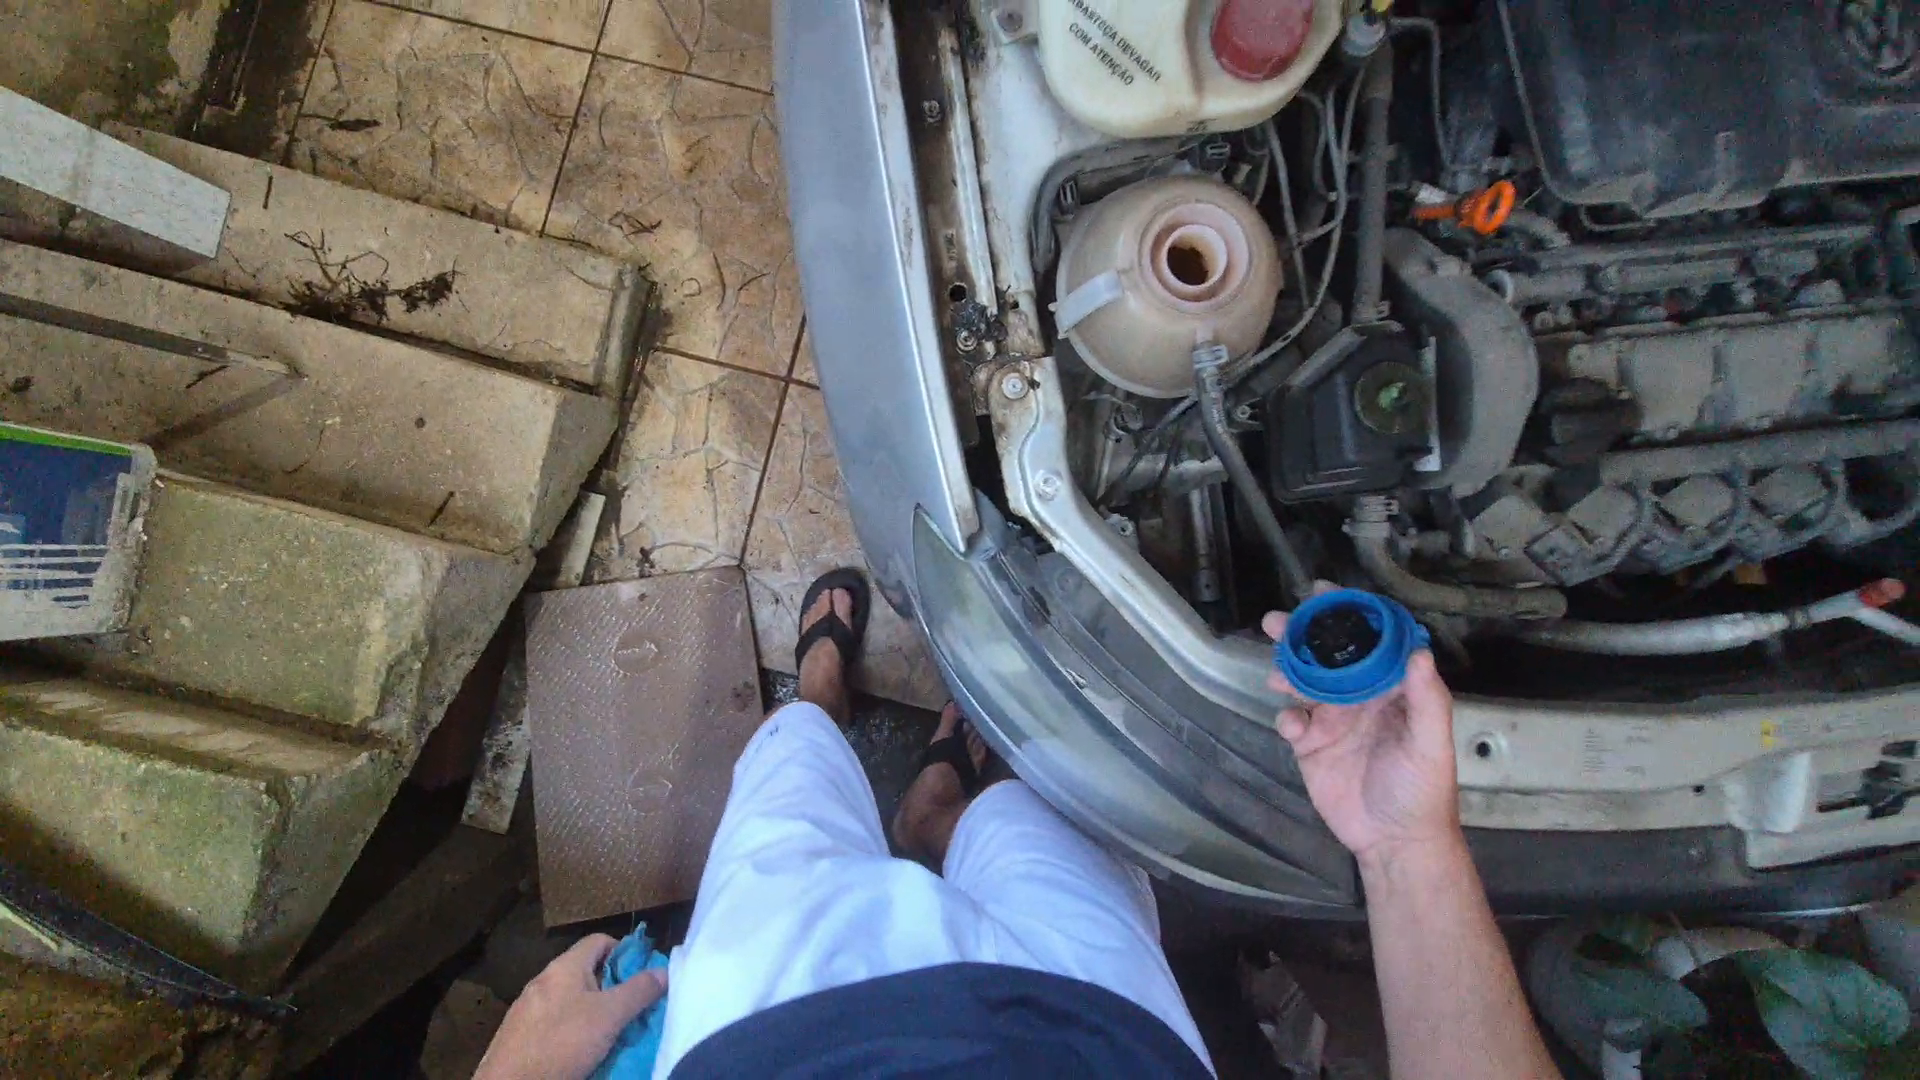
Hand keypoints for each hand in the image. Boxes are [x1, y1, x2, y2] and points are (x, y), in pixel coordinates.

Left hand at [474, 933, 666, 1079]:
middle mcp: (543, 982)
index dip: (624, 952)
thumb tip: (665, 971)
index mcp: (564, 967)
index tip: (640, 977)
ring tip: (607, 1036)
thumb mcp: (610, 1017)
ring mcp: (525, 1011)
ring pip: (569, 1001)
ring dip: (591, 1013)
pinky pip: (552, 1024)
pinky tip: (578, 1054)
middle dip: (611, 988)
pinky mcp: (515, 1039)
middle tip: (629, 1010)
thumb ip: (639, 991)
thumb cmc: (561, 1045)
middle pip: (586, 972)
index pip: (600, 940)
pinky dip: (569, 1032)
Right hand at [1262, 610, 1460, 864]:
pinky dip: (1285, 717)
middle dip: (1299, 635)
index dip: (1346, 614)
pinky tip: (1293, 727)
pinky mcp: (1308, 744)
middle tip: (1275, 621)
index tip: (1321, 592)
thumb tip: (1419, 651)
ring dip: (1284, 670)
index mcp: (1388, 691)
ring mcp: (1329, 720)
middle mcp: (1356, 698)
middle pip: (1323, 656)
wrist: (1393, 841)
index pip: (1366, 643)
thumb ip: (1426, 700)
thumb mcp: (1431, 745)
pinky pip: (1288, 720)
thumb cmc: (1421, 791)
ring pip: (1299, 682)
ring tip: (1275, 672)